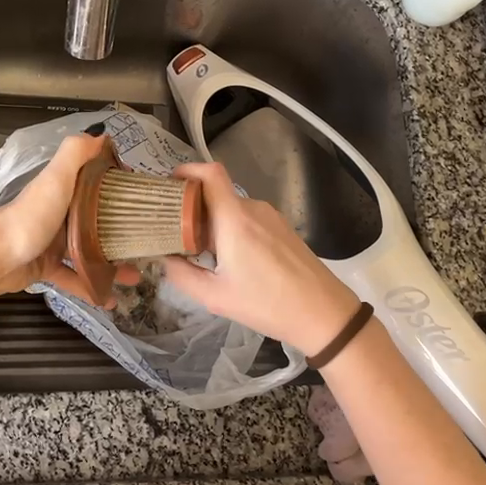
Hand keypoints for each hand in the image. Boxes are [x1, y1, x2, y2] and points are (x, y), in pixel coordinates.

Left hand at [0, 133, 130, 315]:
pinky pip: (72, 278)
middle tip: (145, 245)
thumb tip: (101, 134)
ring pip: (87, 252)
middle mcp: (57, 213)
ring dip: (110, 265)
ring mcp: (50, 241)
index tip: (144, 202)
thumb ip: (75, 154)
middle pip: (95, 221)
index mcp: (61, 190)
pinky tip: (110, 300)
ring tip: (135, 277)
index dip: (118, 191)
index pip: (94, 185)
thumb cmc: (30, 217)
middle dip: (120, 233)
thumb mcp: (55, 179)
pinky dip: (90, 288)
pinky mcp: (44, 267)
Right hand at [161, 161, 361, 354]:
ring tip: (200, 251)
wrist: (323, 314)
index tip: (168, 185)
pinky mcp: (282, 228)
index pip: (210, 173)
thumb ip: (181, 274)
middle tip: (174, 231)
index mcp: (234, 219)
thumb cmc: (267, 304)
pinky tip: (230, 258)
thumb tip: (162, 258)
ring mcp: (270, 216)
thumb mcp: (215, 296)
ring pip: (231, 208)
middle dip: (192, 207)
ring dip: (212, 221)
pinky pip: (247, 218)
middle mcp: (253, 209)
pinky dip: (231, 229)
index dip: (187, 170)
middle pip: (215, 193)